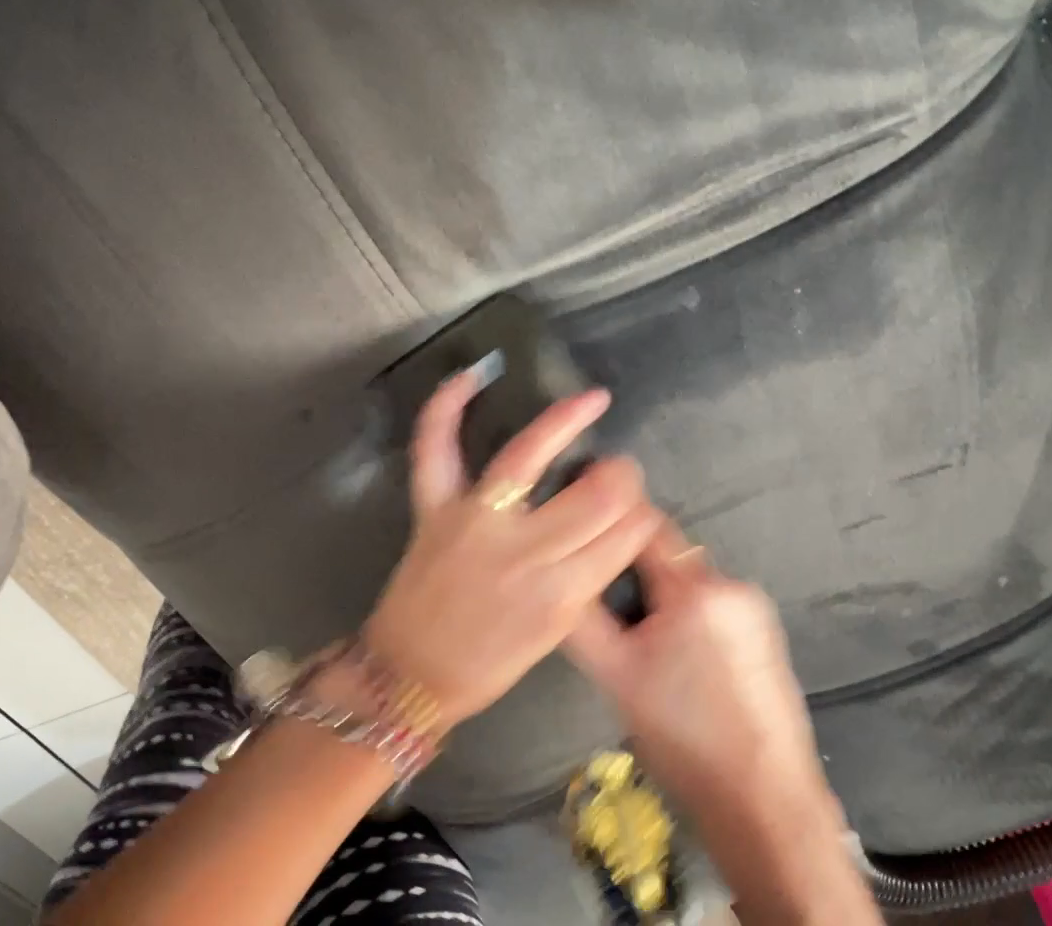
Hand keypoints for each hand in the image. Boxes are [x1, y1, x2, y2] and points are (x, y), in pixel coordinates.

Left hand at [363, 370, 662, 726]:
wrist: (411, 675)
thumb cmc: (489, 664)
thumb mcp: (556, 632)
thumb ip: (585, 578)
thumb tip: (612, 526)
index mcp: (563, 592)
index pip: (626, 532)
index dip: (640, 512)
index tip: (636, 508)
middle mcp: (523, 550)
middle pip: (595, 494)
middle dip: (619, 475)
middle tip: (617, 473)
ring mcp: (473, 521)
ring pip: (528, 456)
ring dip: (567, 422)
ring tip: (590, 403)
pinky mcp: (433, 509)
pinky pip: (436, 449)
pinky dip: (446, 408)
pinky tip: (472, 375)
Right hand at [563, 520, 827, 816]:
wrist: (763, 800)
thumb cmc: (684, 739)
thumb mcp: (615, 676)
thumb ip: (581, 618)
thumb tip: (559, 578)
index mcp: (695, 589)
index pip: (644, 527)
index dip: (609, 528)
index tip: (583, 539)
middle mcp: (733, 585)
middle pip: (666, 560)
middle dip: (637, 583)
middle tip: (615, 624)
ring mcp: (756, 610)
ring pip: (689, 586)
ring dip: (664, 604)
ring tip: (647, 654)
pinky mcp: (767, 634)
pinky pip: (714, 609)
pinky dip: (690, 622)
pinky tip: (681, 667)